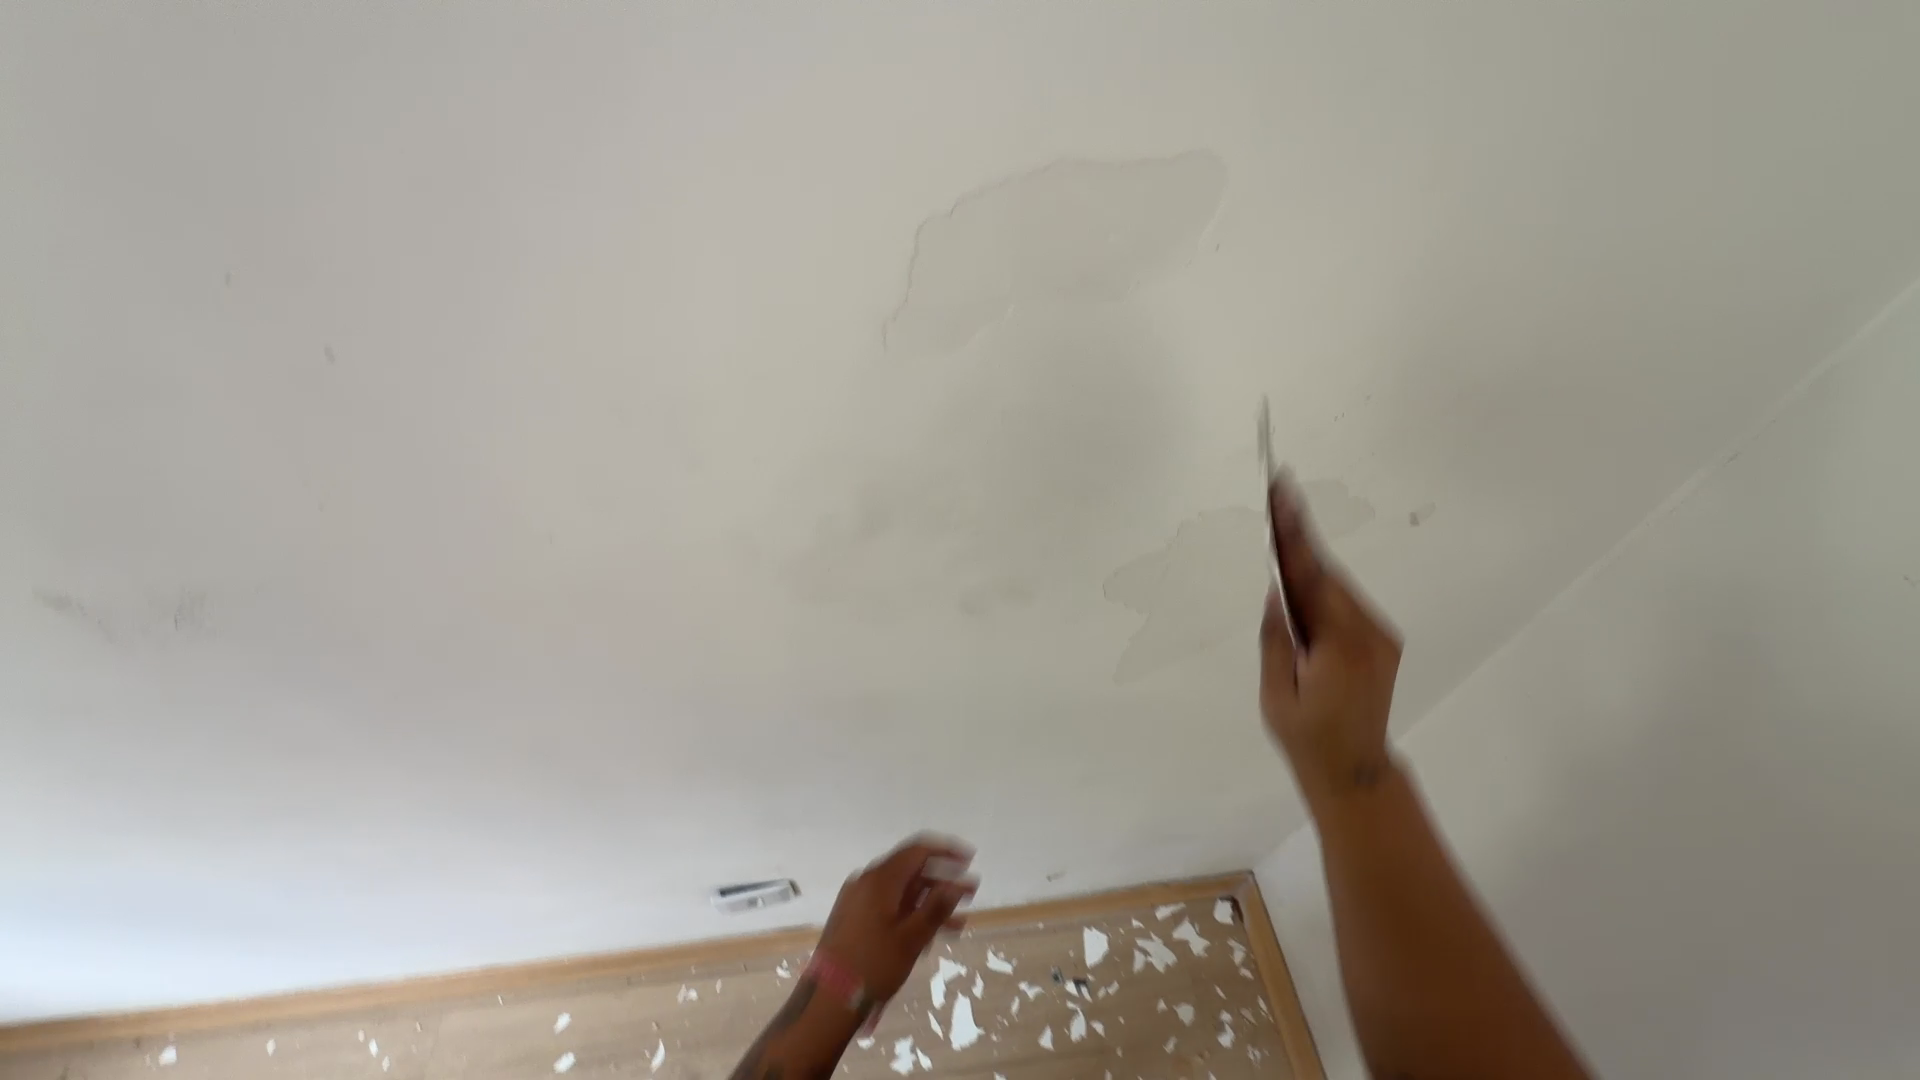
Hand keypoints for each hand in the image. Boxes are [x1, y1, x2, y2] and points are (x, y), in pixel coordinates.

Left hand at [816, 834, 977, 1000]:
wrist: (827, 999)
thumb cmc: (873, 965)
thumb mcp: (912, 938)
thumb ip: (936, 907)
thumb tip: (958, 883)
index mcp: (881, 879)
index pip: (919, 851)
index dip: (946, 852)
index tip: (969, 859)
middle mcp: (867, 881)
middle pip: (911, 871)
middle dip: (943, 882)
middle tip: (971, 894)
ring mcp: (858, 899)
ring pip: (902, 893)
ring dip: (929, 903)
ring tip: (957, 923)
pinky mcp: (853, 917)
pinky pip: (888, 906)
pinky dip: (910, 915)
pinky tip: (928, 935)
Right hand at [1260, 476, 1402, 805]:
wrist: (1354, 769)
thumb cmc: (1305, 736)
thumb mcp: (1276, 693)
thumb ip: (1277, 638)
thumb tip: (1276, 589)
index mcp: (1340, 646)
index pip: (1311, 577)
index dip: (1294, 533)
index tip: (1283, 493)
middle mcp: (1369, 633)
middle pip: (1326, 574)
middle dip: (1298, 538)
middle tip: (1277, 496)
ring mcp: (1380, 636)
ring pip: (1336, 587)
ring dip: (1307, 563)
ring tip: (1279, 535)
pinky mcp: (1381, 642)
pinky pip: (1343, 603)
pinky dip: (1320, 588)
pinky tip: (1298, 583)